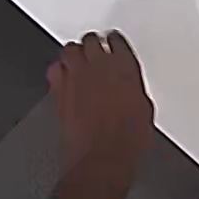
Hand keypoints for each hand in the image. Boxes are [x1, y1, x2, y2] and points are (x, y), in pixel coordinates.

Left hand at [47, 31, 154, 185]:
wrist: (102, 158)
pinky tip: (63, 74)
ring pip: (70, 48)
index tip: (113, 42)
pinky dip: (58, 69)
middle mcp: (99, 66)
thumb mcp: (143, 109)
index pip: (118, 41)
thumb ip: (133, 89)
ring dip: (75, 52)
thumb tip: (129, 90)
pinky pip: (54, 68)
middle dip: (93, 43)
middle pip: (92, 40)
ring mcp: (77, 75)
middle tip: (94, 48)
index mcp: (125, 67)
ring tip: (77, 57)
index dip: (114, 41)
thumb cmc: (125, 140)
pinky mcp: (59, 89)